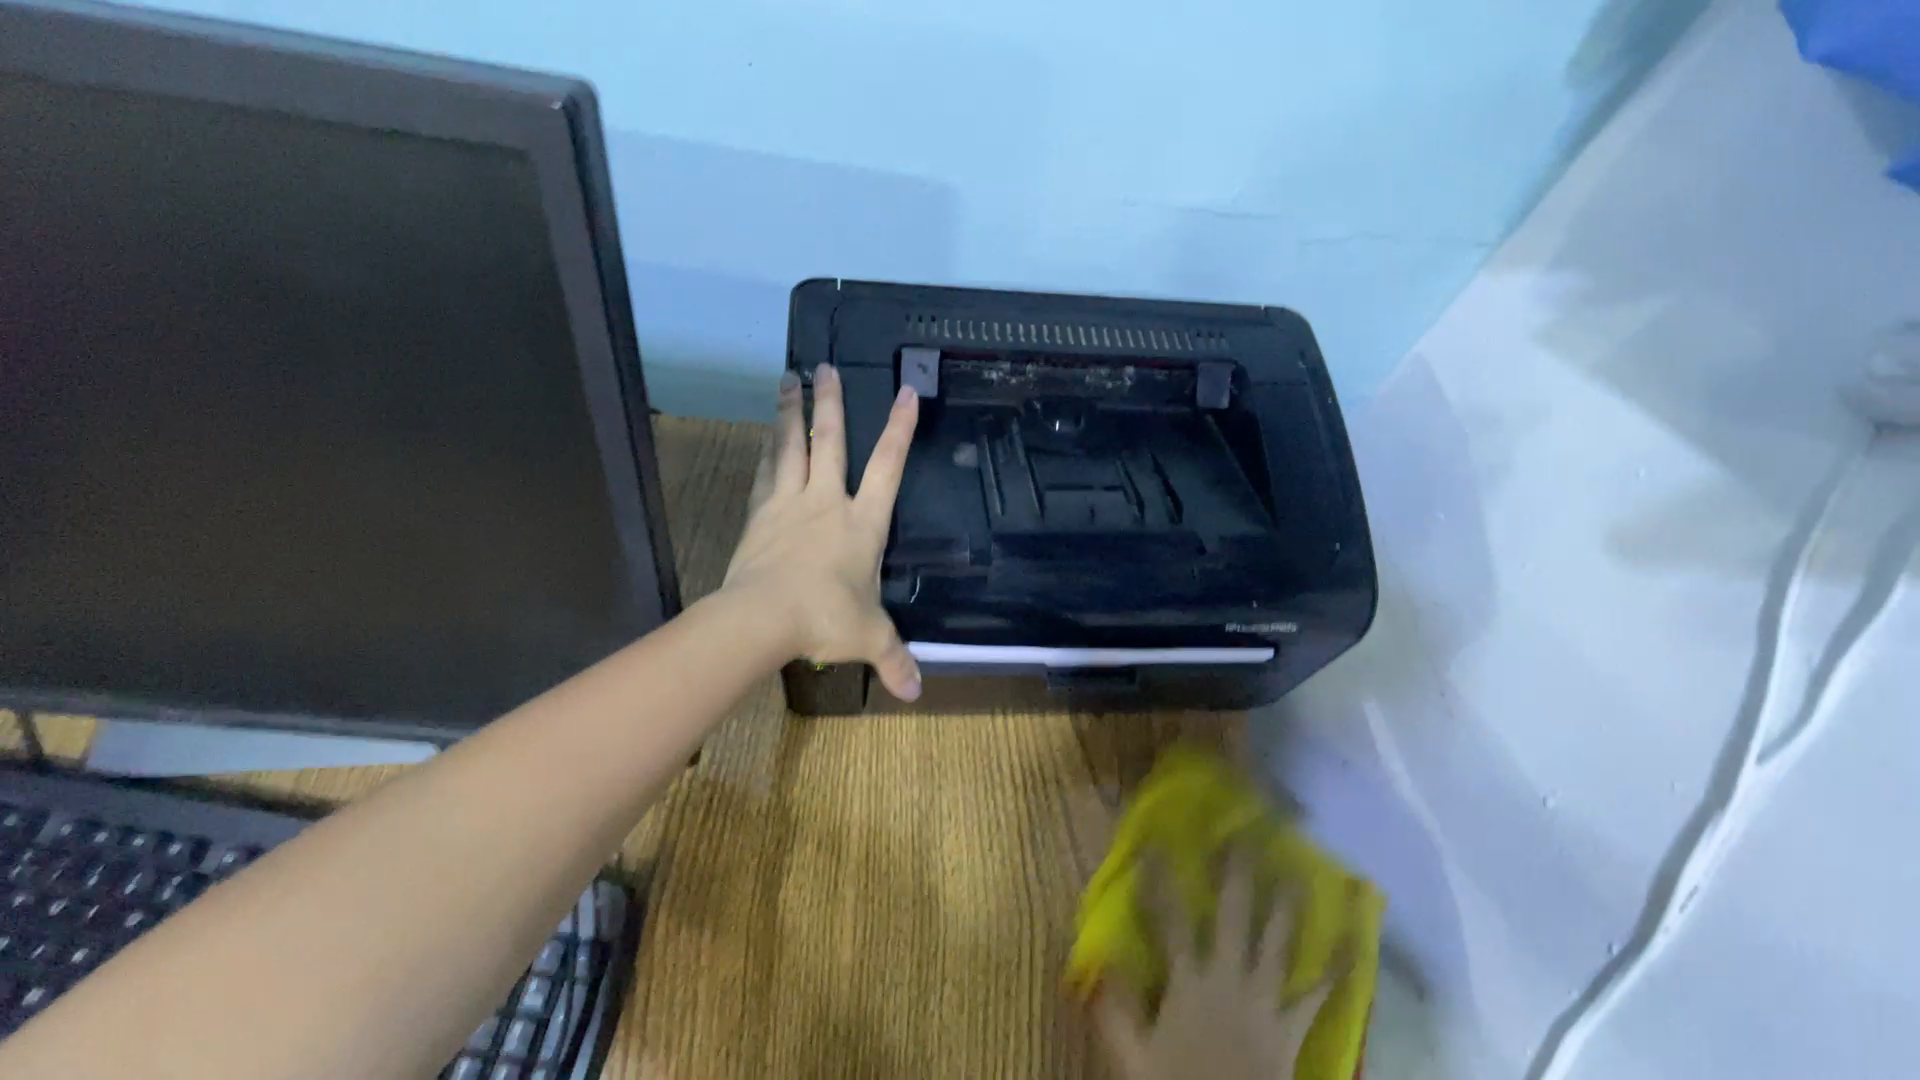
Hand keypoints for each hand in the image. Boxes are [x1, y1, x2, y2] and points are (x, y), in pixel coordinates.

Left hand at [722, 364, 922, 700]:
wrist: (762, 617)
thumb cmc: (825, 618)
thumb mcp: (869, 637)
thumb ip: (894, 657)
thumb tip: (915, 692)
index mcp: (862, 522)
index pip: (888, 466)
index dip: (899, 429)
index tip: (906, 392)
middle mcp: (826, 501)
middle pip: (831, 440)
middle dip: (831, 401)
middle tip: (824, 365)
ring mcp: (788, 504)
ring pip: (791, 446)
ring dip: (790, 411)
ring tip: (787, 378)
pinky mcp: (758, 515)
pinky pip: (764, 473)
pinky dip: (766, 451)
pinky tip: (765, 437)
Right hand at [1095, 853, 1334, 1079]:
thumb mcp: (1134, 1056)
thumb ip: (1116, 1008)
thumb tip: (1100, 958)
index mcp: (1188, 983)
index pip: (1171, 921)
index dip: (1160, 883)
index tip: (1153, 847)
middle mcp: (1228, 979)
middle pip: (1233, 917)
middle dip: (1236, 875)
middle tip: (1241, 837)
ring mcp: (1265, 1000)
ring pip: (1276, 942)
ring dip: (1286, 905)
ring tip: (1297, 871)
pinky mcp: (1291, 1025)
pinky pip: (1318, 994)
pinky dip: (1337, 970)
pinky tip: (1354, 945)